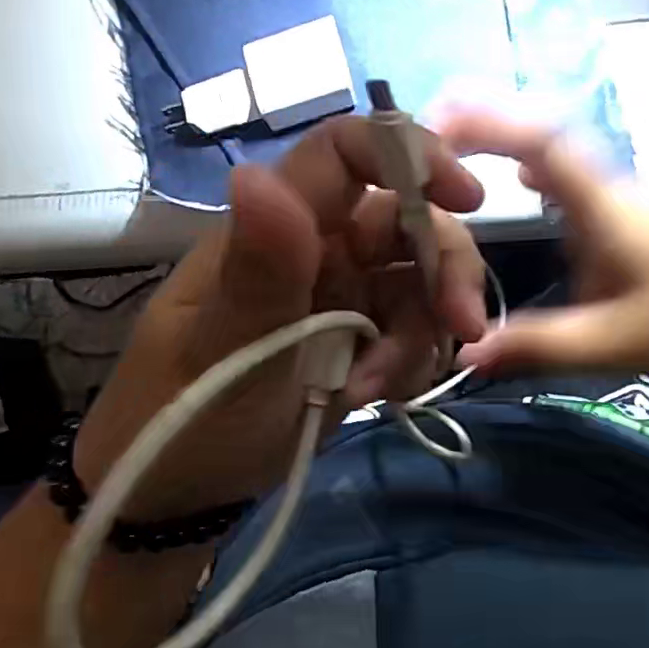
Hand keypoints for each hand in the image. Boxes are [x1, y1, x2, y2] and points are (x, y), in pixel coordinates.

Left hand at [74, 117, 488, 518]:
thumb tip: (259, 176)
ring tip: (377, 389)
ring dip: (423, 336)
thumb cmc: (183, 416)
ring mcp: (344, 302)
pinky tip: (381, 399)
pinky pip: (415, 337)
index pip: (345, 156)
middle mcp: (318, 253)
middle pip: (408, 225)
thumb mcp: (221, 352)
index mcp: (276, 229)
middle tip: (462, 325)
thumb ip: (257, 274)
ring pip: (421, 287)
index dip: (411, 156)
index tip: (466, 198)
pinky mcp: (361, 347)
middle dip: (444, 270)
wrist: (182, 491)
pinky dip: (413, 366)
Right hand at [439, 111, 648, 382]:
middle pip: (545, 138)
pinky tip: (521, 183)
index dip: (491, 124)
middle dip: (489, 125)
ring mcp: (619, 208)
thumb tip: (467, 354)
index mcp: (606, 208)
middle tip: (432, 127)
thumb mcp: (610, 343)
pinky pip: (569, 185)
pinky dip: (536, 173)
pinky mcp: (623, 227)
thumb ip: (539, 346)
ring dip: (510, 143)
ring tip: (457, 144)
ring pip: (558, 159)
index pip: (544, 144)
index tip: (440, 120)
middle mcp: (609, 194)